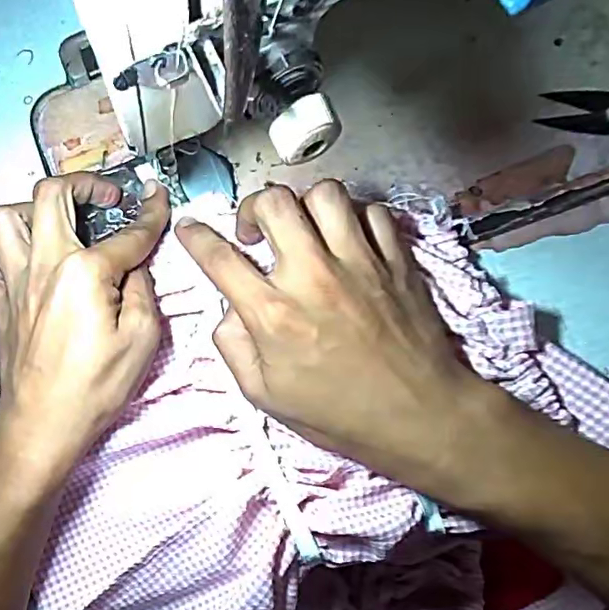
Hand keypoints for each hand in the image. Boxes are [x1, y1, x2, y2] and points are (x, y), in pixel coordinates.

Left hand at [0, 175, 169, 469]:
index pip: (126, 233)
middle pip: (51, 194)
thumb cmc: (95, 388)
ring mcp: (12, 282)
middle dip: (85, 184)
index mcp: (84, 272)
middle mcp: (42, 265)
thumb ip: (143, 290)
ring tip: (60, 224)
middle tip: (106, 199)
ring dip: (34, 208)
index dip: (149, 213)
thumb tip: (136, 266)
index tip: (158, 199)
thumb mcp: (143, 340)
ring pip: (4, 215)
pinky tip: (21, 256)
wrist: (43, 424)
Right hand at [175, 181, 507, 496]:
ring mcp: (359, 262)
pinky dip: (355, 219)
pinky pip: (373, 212)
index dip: (195, 236)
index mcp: (273, 313)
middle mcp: (312, 275)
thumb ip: (234, 348)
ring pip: (325, 194)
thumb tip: (230, 310)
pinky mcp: (396, 259)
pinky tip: (349, 242)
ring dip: (305, 206)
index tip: (191, 228)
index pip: (219, 257)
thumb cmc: (339, 414)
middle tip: (257, 232)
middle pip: (273, 202)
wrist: (417, 415)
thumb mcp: (267, 397)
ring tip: (305, 230)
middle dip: (253, 207)